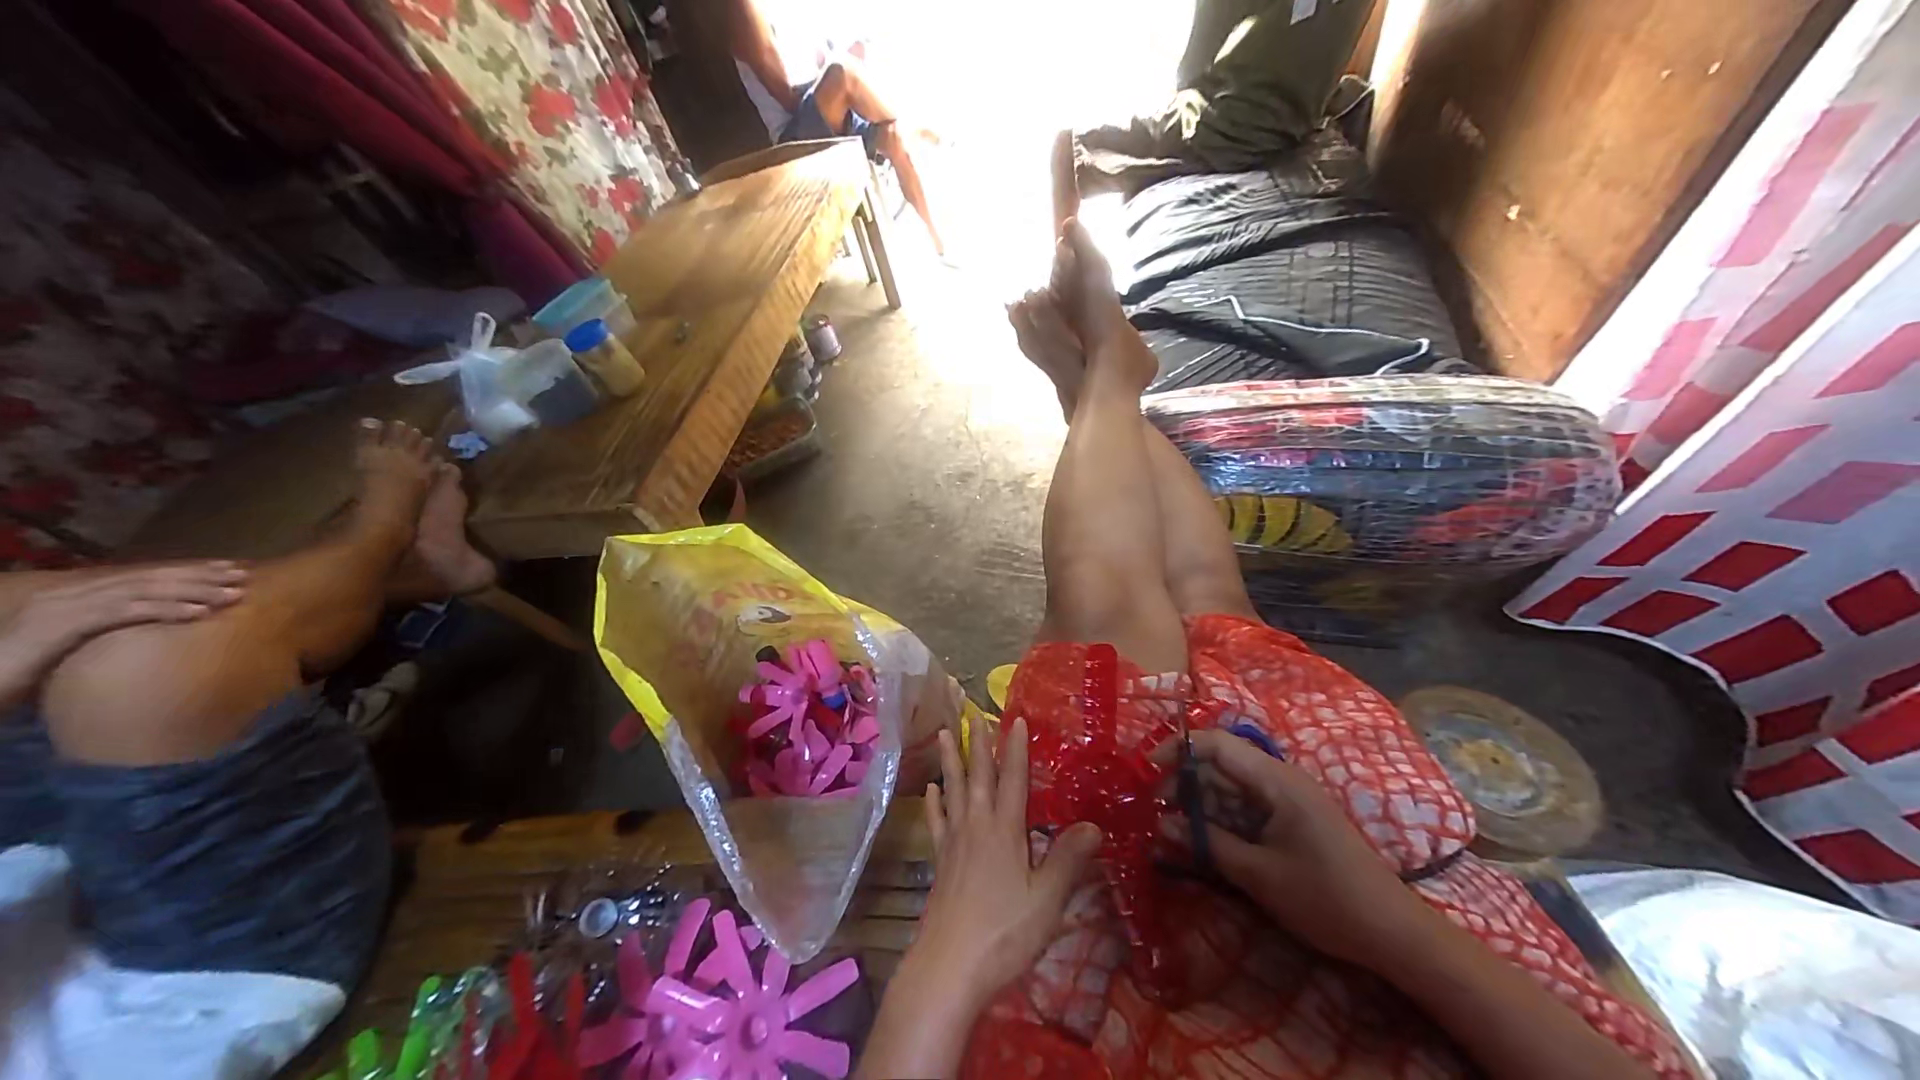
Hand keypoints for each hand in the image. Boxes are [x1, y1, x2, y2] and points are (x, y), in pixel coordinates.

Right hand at [0, 562, 247, 706]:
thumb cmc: (25, 666)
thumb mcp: (78, 641)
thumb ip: (112, 627)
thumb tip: (157, 628)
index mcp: (79, 593)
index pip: (145, 576)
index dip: (190, 571)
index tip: (230, 568)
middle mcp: (73, 592)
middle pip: (151, 578)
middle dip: (201, 575)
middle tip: (244, 575)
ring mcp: (66, 605)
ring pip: (145, 590)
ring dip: (195, 591)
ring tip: (234, 594)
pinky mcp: (61, 623)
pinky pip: (124, 612)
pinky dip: (165, 609)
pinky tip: (198, 612)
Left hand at [856, 718, 1100, 1079]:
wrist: (948, 968)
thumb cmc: (1003, 932)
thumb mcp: (1046, 899)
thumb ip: (1068, 859)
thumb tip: (1094, 823)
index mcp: (1004, 831)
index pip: (1013, 780)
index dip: (1016, 749)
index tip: (1016, 719)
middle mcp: (976, 827)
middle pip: (978, 777)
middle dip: (979, 744)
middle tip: (974, 714)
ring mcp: (954, 844)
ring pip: (953, 791)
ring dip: (951, 761)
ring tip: (944, 733)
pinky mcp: (940, 863)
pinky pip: (937, 822)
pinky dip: (935, 802)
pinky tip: (932, 790)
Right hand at [1159, 728, 1435, 970]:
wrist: (1393, 933)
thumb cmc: (1326, 897)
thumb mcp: (1259, 874)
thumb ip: (1208, 843)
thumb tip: (1161, 824)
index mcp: (1276, 780)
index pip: (1216, 744)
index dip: (1176, 749)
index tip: (1144, 772)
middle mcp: (1278, 781)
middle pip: (1218, 766)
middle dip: (1181, 782)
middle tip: (1149, 809)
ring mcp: (1284, 801)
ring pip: (1227, 789)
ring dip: (1196, 805)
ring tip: (1164, 827)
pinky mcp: (1288, 822)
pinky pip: (1243, 810)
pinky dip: (1217, 821)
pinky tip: (1196, 839)